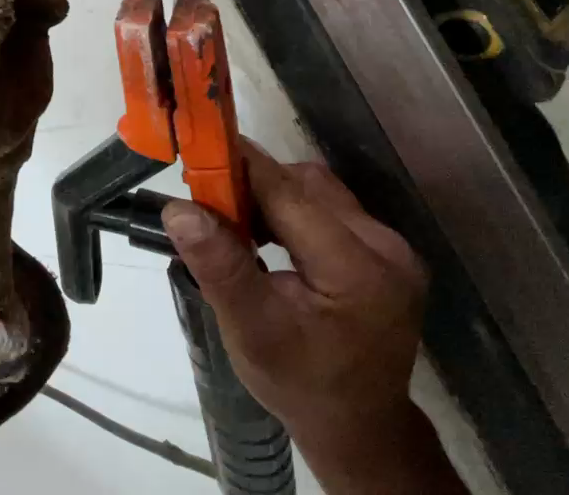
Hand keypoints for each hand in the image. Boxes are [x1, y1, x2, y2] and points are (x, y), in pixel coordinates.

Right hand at [163, 144, 464, 492]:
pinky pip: (327, 208)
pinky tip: (263, 235)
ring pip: (316, 190)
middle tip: (202, 197)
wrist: (356, 425)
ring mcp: (390, 248)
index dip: (238, 164)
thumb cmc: (297, 380)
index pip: (288, 192)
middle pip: (304, 185)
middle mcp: (385, 247)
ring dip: (268, 194)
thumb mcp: (249, 328)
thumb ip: (219, 265)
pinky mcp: (383, 253)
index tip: (192, 142)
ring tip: (231, 222)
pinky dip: (288, 209)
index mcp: (357, 267)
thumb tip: (178, 209)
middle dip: (249, 182)